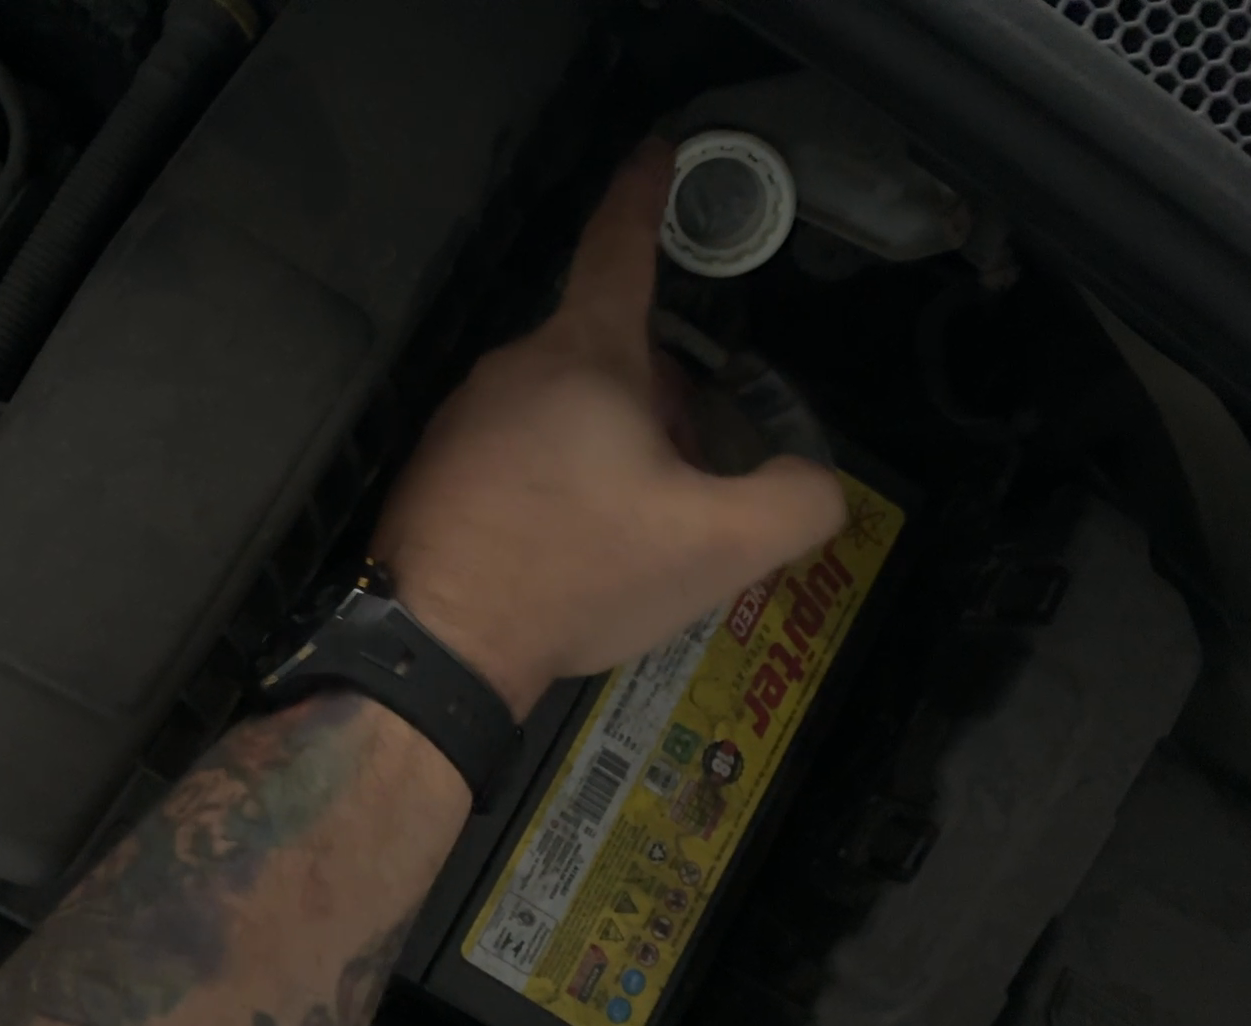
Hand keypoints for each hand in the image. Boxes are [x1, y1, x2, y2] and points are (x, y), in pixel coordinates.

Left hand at [372, 138, 846, 715]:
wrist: (444, 643)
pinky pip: (515, 446)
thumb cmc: (577, 574)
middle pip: (609, 354)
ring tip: (617, 525)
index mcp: (584, 358)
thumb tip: (813, 481)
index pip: (621, 248)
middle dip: (659, 401)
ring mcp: (463, 417)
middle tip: (679, 478)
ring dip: (607, 446)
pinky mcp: (437, 464)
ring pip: (563, 406)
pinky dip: (554, 475)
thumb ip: (797, 501)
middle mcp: (513, 369)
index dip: (646, 197)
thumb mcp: (719, 547)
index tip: (655, 158)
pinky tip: (559, 539)